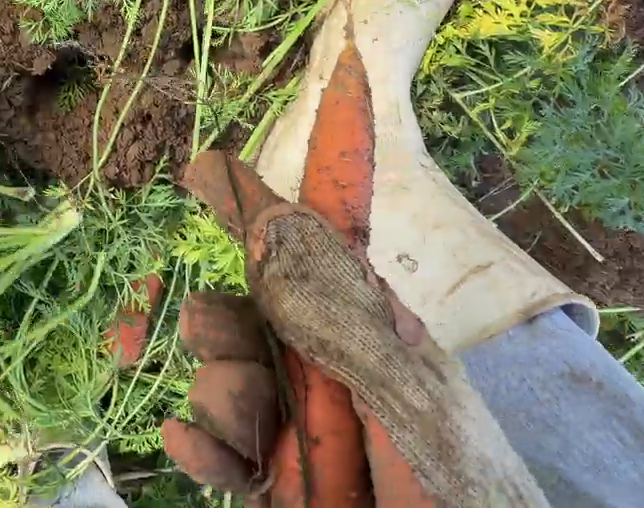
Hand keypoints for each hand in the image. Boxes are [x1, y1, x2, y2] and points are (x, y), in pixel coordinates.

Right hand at [161, 152, 547, 506]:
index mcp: (363, 331)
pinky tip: (186, 441)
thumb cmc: (457, 489)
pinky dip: (199, 448)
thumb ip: (344, 317)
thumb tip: (276, 222)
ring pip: (224, 381)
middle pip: (245, 318)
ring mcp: (294, 427)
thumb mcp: (413, 395)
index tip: (205, 167)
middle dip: (217, 320)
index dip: (256, 206)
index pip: (305, 253)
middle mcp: (323, 369)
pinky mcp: (273, 484)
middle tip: (208, 329)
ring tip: (245, 422)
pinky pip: (219, 455)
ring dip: (219, 392)